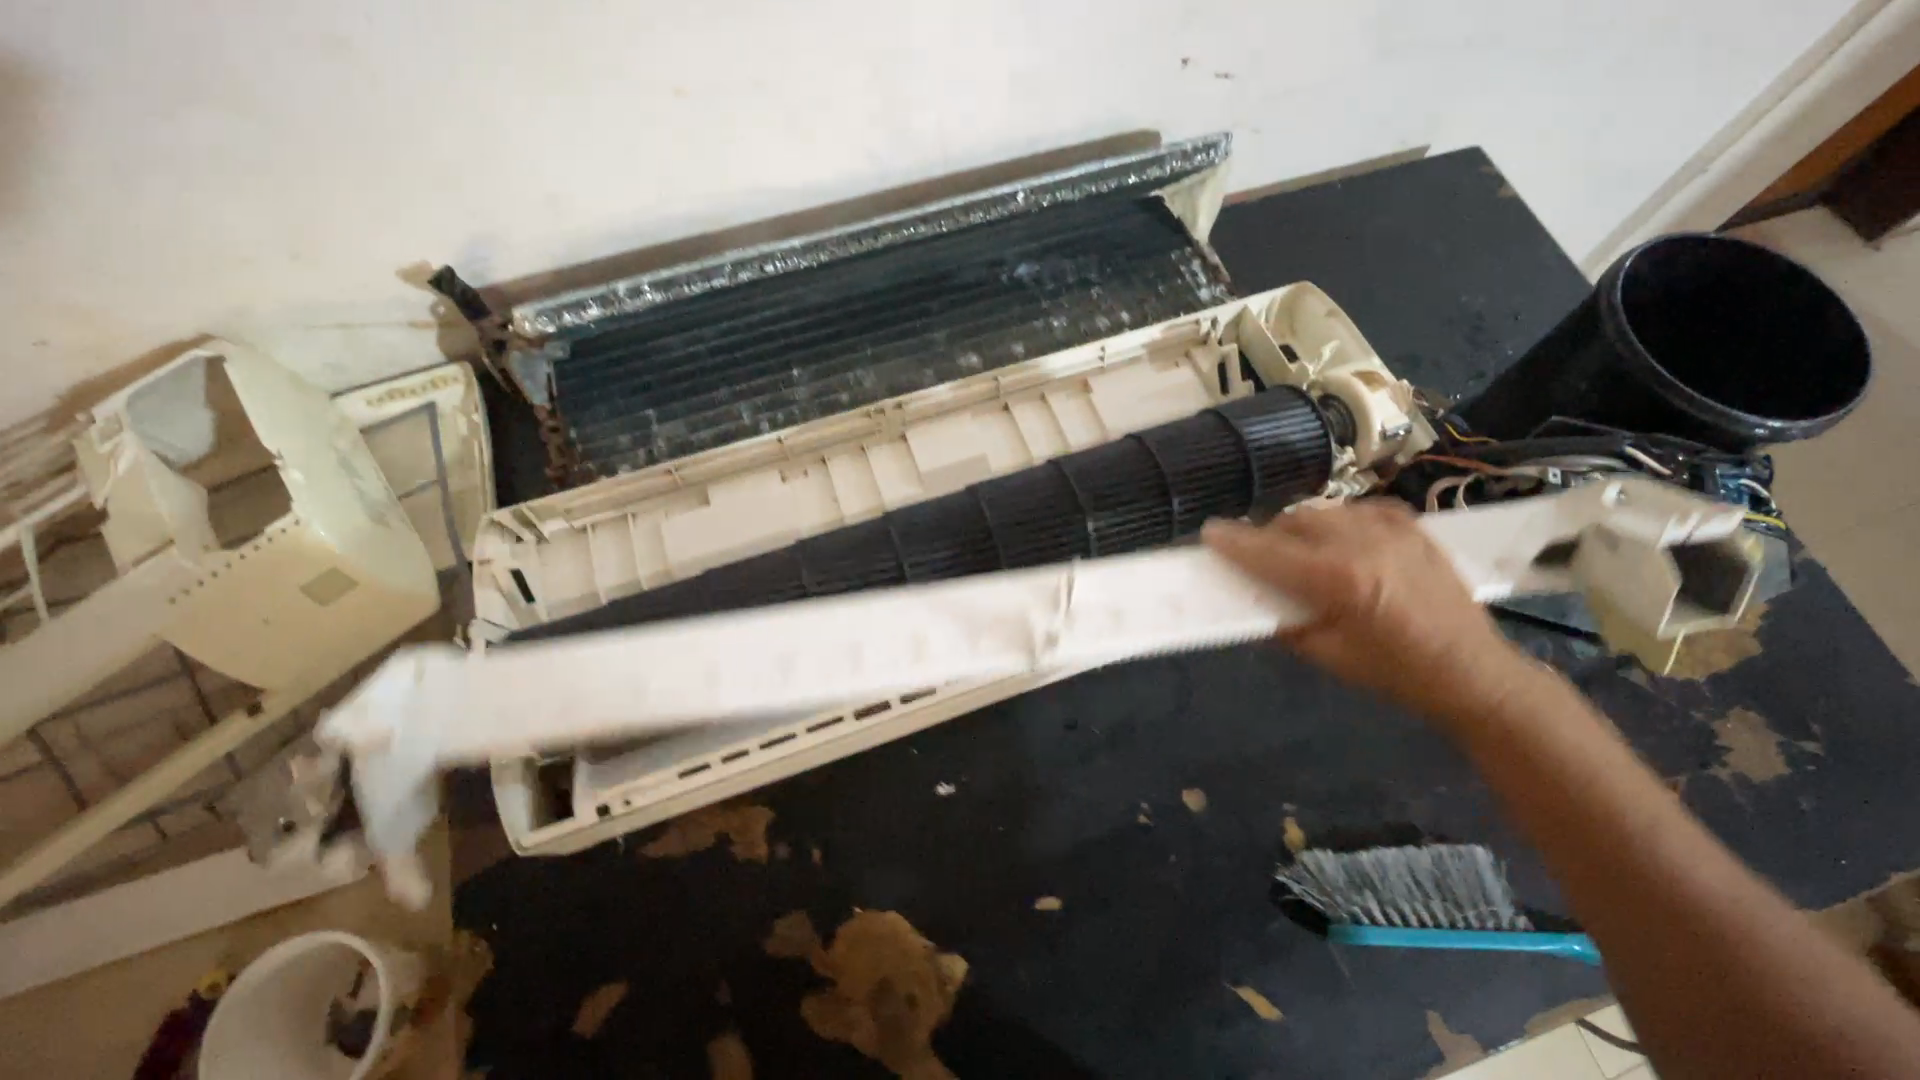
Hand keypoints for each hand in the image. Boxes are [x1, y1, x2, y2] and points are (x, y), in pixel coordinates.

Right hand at [1201, 498, 1536, 725]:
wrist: (1472, 671)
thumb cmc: (1395, 673)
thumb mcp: (1328, 655)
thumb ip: (1284, 621)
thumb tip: (1251, 601)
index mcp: (1340, 579)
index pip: (1271, 552)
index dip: (1235, 542)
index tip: (1208, 532)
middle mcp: (1364, 543)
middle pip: (1295, 521)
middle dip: (1268, 535)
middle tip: (1256, 556)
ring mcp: (1393, 529)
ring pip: (1325, 511)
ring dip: (1302, 527)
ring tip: (1299, 551)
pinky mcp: (1412, 526)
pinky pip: (1358, 509)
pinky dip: (1338, 522)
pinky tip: (1339, 542)